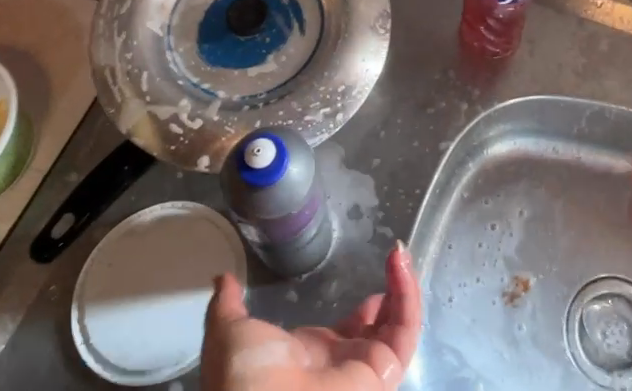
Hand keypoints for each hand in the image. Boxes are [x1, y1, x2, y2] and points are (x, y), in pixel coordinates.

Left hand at [200, 242, 422, 390]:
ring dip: (404, 288)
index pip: (349, 333)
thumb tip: (223, 279)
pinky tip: (400, 266)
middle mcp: (343, 366)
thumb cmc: (245, 376)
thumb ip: (228, 306)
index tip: (372, 282)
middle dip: (393, 297)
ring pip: (398, 327)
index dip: (363, 310)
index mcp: (311, 359)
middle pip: (380, 329)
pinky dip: (408, 296)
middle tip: (396, 261)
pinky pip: (406, 331)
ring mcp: (366, 369)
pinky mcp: (385, 371)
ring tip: (400, 255)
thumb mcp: (228, 332)